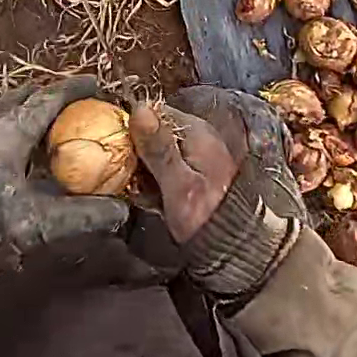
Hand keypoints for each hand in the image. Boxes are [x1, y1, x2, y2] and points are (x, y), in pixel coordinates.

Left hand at [0, 76, 127, 308]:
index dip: (80, 90)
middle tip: (81, 112)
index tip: (100, 88)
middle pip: (31, 95)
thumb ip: (83, 216)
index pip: (54, 96)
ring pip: (8, 108)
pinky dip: (14, 128)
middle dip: (57, 99)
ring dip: (33, 115)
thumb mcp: (36, 224)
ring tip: (53, 134)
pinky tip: (20, 154)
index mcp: (10, 127)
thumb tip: (122, 212)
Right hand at [131, 85, 305, 297]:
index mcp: (195, 131)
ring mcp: (197, 153)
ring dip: (144, 167)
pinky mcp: (194, 171)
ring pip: (157, 150)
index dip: (132, 128)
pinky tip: (153, 197)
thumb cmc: (207, 218)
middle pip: (154, 131)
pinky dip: (155, 178)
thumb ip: (158, 148)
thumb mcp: (177, 184)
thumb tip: (139, 109)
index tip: (120, 150)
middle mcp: (197, 135)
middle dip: (137, 150)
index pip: (153, 112)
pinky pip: (165, 166)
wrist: (235, 248)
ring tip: (144, 190)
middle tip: (133, 177)